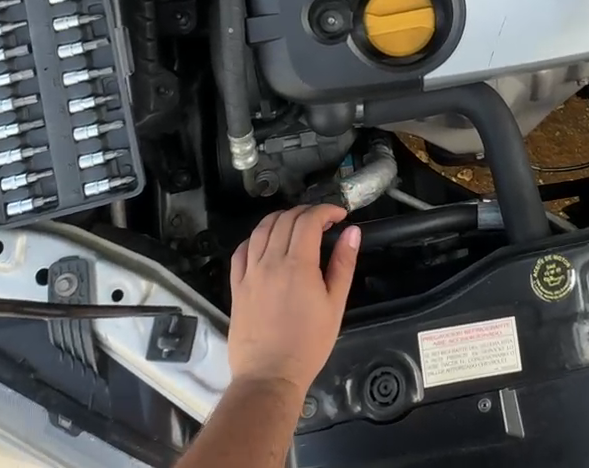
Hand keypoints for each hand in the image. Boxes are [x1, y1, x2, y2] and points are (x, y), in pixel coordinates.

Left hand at [228, 206, 360, 396]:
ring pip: (262, 229)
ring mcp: (250, 273)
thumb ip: (343, 264)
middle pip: (286, 220)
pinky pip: (242, 251)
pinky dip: (256, 237)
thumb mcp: (335, 305)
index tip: (339, 216)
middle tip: (323, 222)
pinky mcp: (236, 286)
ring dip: (281, 219)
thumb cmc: (308, 344)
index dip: (326, 211)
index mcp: (298, 265)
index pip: (309, 220)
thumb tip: (352, 232)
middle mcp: (270, 262)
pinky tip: (266, 242)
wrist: (269, 377)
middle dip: (307, 213)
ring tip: (296, 226)